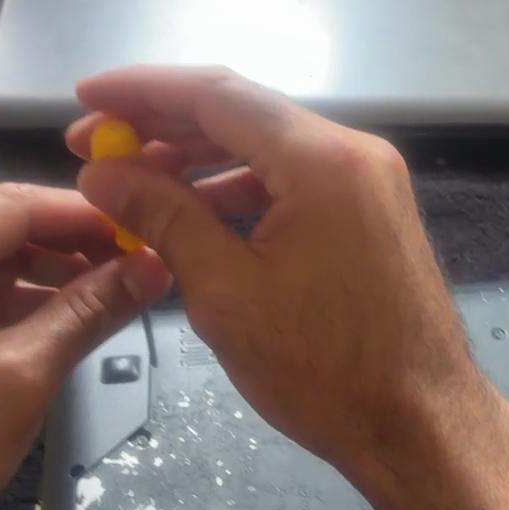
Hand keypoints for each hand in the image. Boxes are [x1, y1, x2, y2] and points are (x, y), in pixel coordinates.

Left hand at [0, 183, 170, 509]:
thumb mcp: (22, 374)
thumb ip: (92, 308)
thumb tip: (160, 264)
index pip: (14, 207)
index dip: (88, 214)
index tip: (150, 225)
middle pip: (11, 230)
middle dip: (81, 242)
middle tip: (148, 255)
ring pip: (8, 262)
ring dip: (67, 273)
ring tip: (130, 283)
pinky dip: (44, 302)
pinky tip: (91, 312)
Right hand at [69, 67, 494, 475]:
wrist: (420, 418)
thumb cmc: (323, 367)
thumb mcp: (227, 291)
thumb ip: (164, 216)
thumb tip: (104, 171)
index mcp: (323, 158)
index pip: (219, 95)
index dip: (145, 90)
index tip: (88, 96)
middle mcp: (354, 150)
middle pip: (247, 113)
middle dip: (167, 124)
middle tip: (96, 144)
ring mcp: (370, 177)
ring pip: (271, 145)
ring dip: (203, 157)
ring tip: (135, 177)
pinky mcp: (373, 207)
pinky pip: (298, 178)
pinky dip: (245, 186)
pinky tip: (198, 207)